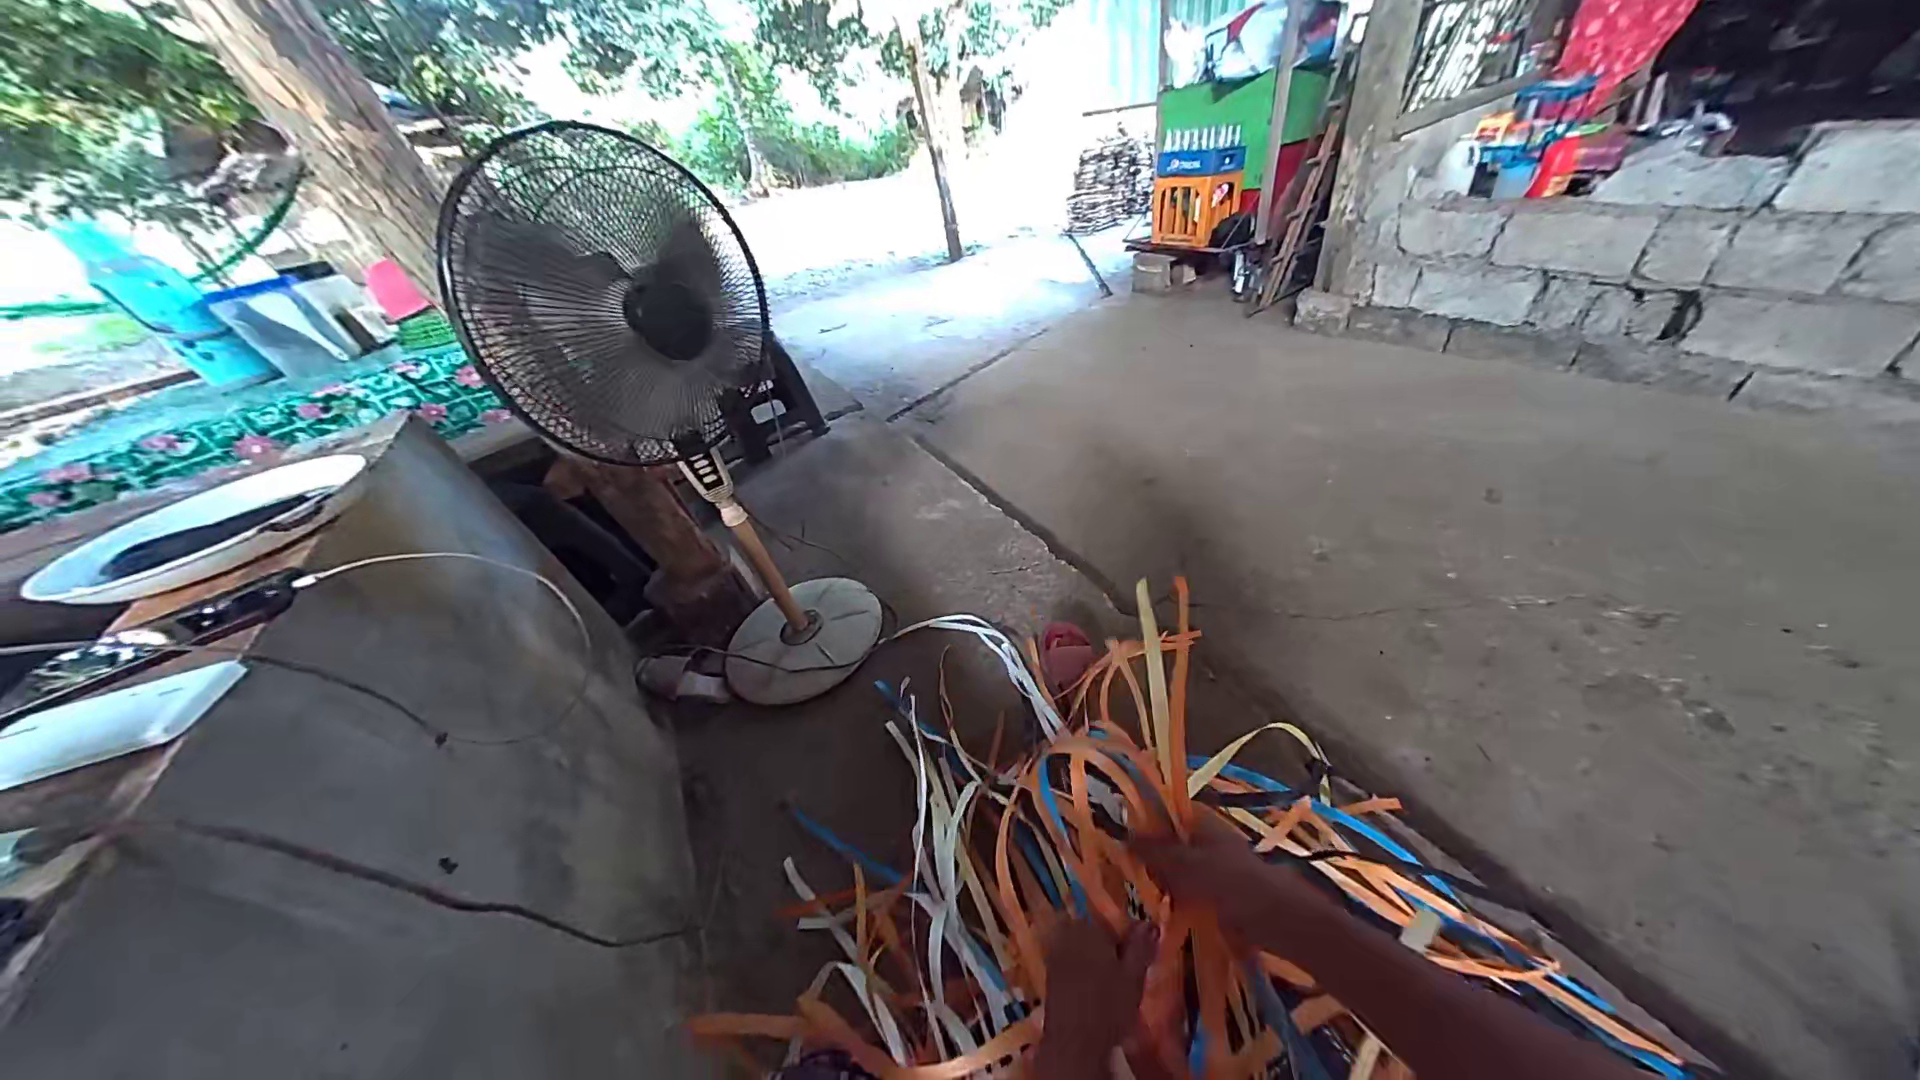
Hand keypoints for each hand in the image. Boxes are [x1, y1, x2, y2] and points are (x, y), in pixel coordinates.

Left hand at [1032, 918, 1156, 1078]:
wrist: (1074, 1040)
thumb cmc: (1108, 1006)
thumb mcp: (1134, 976)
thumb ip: (1141, 946)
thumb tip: (1149, 922)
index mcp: (1091, 926)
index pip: (1113, 923)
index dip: (1126, 943)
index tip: (1133, 964)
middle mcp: (1070, 931)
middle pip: (1095, 933)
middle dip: (1108, 949)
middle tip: (1122, 976)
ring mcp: (1056, 950)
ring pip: (1082, 947)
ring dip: (1094, 960)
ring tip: (1107, 986)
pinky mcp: (1049, 970)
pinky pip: (1070, 961)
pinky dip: (1080, 971)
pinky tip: (1090, 992)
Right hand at [1129, 811, 1328, 943]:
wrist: (1279, 922)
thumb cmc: (1231, 883)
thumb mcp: (1185, 864)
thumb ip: (1153, 849)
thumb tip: (1121, 833)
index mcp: (1199, 819)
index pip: (1162, 809)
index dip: (1141, 818)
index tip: (1120, 834)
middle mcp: (1204, 835)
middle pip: (1166, 837)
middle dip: (1149, 852)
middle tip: (1131, 867)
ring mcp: (1212, 862)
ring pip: (1175, 863)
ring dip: (1161, 876)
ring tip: (1145, 889)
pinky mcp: (1217, 888)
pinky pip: (1187, 885)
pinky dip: (1175, 893)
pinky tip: (1164, 905)